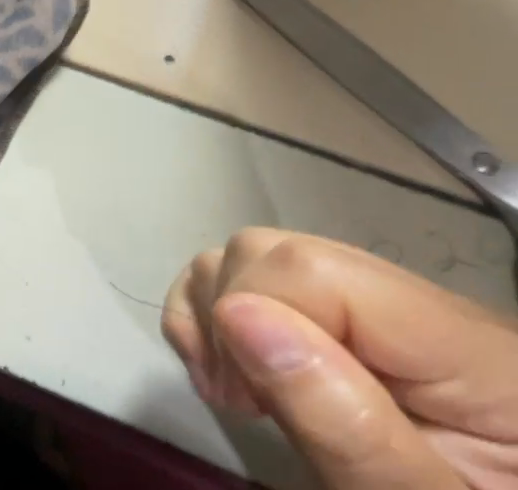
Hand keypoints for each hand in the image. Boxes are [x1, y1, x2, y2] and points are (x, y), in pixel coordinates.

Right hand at [164, 228, 517, 488]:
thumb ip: (349, 427)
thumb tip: (236, 314)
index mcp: (469, 354)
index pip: (313, 269)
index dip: (250, 313)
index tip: (248, 400)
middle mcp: (424, 308)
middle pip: (275, 253)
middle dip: (226, 317)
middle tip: (242, 403)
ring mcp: (380, 310)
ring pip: (250, 257)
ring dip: (213, 319)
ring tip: (237, 395)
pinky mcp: (342, 321)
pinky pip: (246, 276)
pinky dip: (212, 316)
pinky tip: (231, 373)